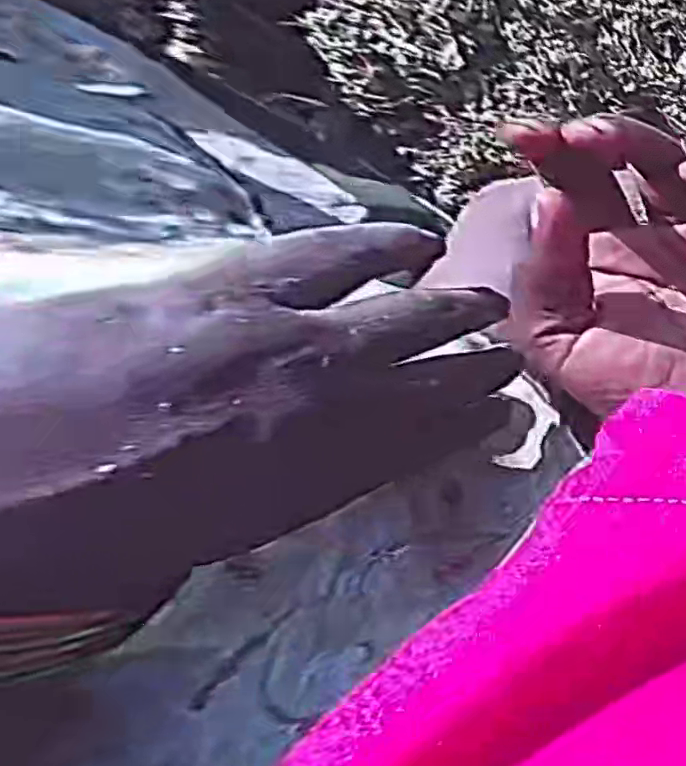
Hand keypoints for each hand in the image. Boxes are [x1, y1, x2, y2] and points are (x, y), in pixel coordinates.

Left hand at [0, 225, 518, 612]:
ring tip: (481, 293)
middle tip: (507, 349)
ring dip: (456, 303)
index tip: (506, 406)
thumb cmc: (98, 525)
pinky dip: (382, 248)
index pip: (443, 430)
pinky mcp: (223, 288)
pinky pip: (328, 256)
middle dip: (484, 359)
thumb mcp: (239, 519)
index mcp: (334, 461)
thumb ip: (331, 474)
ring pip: (407, 309)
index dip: (483, 415)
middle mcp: (334, 397)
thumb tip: (389, 443)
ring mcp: (285, 336)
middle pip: (441, 369)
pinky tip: (412, 241)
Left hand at [496, 116, 685, 416]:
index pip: (589, 179)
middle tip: (597, 137)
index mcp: (616, 248)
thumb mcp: (558, 341)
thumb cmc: (626, 391)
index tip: (531, 136)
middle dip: (628, 136)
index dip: (561, 147)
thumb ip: (545, 273)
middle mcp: (674, 240)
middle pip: (658, 161)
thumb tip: (551, 197)